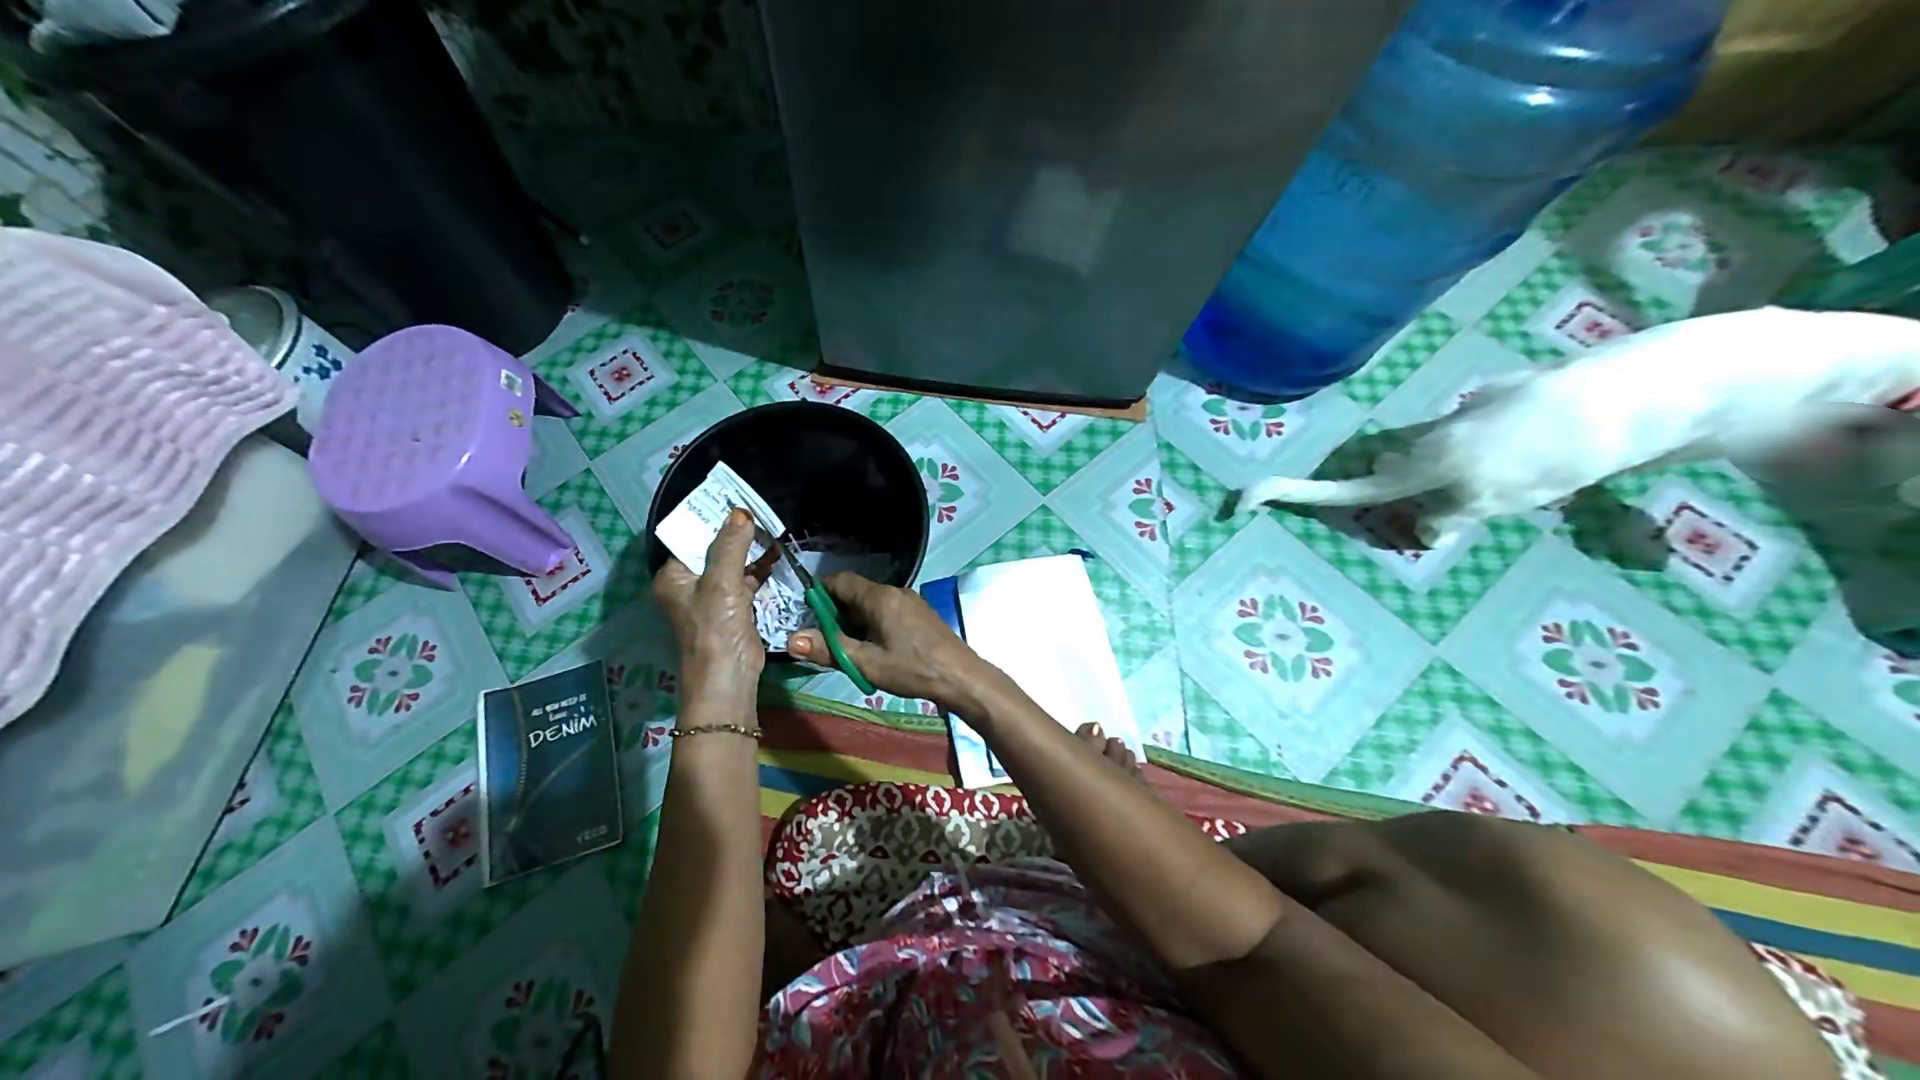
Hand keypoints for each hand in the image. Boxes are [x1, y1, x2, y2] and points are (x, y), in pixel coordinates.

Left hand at [652, 508, 772, 704]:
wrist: (728, 678)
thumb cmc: (715, 628)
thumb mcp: (722, 582)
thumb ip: (731, 545)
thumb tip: (740, 513)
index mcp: (673, 577)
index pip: (691, 539)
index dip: (713, 520)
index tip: (736, 502)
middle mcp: (688, 585)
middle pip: (713, 550)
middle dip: (735, 534)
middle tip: (759, 513)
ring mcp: (711, 599)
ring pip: (731, 565)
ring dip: (749, 551)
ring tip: (771, 529)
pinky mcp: (732, 610)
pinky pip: (744, 581)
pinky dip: (758, 570)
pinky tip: (775, 556)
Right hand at [788, 573, 994, 711]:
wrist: (960, 676)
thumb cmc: (911, 668)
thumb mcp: (865, 663)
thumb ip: (829, 649)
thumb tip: (793, 639)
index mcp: (879, 597)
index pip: (840, 580)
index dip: (819, 593)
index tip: (807, 614)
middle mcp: (895, 592)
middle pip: (855, 592)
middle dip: (836, 612)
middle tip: (825, 639)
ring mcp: (910, 602)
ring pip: (872, 603)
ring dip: (855, 621)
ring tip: (847, 649)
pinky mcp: (920, 615)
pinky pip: (887, 611)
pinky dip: (873, 624)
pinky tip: (874, 649)